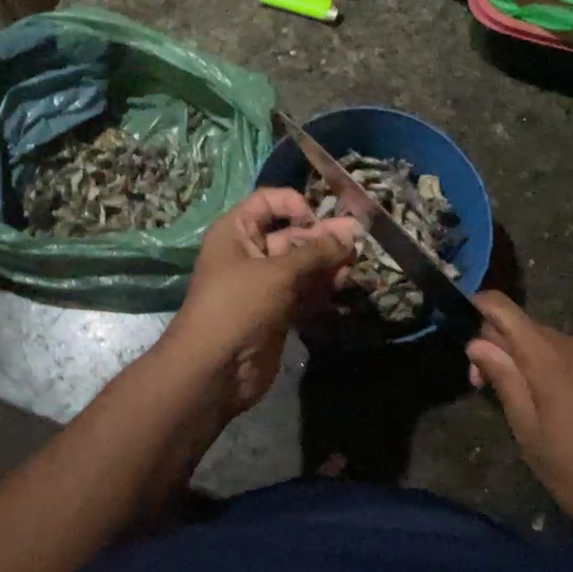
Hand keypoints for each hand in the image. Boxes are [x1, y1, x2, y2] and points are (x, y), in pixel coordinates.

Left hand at [161, 188, 358, 418]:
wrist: (214, 370)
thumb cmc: (238, 305)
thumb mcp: (278, 272)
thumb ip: (315, 253)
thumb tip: (349, 234)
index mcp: (236, 231)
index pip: (267, 202)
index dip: (294, 204)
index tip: (318, 219)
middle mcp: (249, 253)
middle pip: (291, 235)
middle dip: (322, 237)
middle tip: (357, 240)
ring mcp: (264, 285)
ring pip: (301, 266)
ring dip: (327, 263)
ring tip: (354, 263)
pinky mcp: (277, 312)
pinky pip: (303, 292)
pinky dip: (321, 288)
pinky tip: (343, 284)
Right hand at [466, 291, 572, 525]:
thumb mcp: (530, 434)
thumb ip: (504, 380)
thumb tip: (476, 343)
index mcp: (552, 356)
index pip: (504, 308)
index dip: (478, 309)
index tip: (461, 330)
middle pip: (528, 329)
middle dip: (503, 348)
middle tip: (486, 387)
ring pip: (553, 345)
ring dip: (532, 362)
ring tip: (526, 405)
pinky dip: (559, 372)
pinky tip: (561, 410)